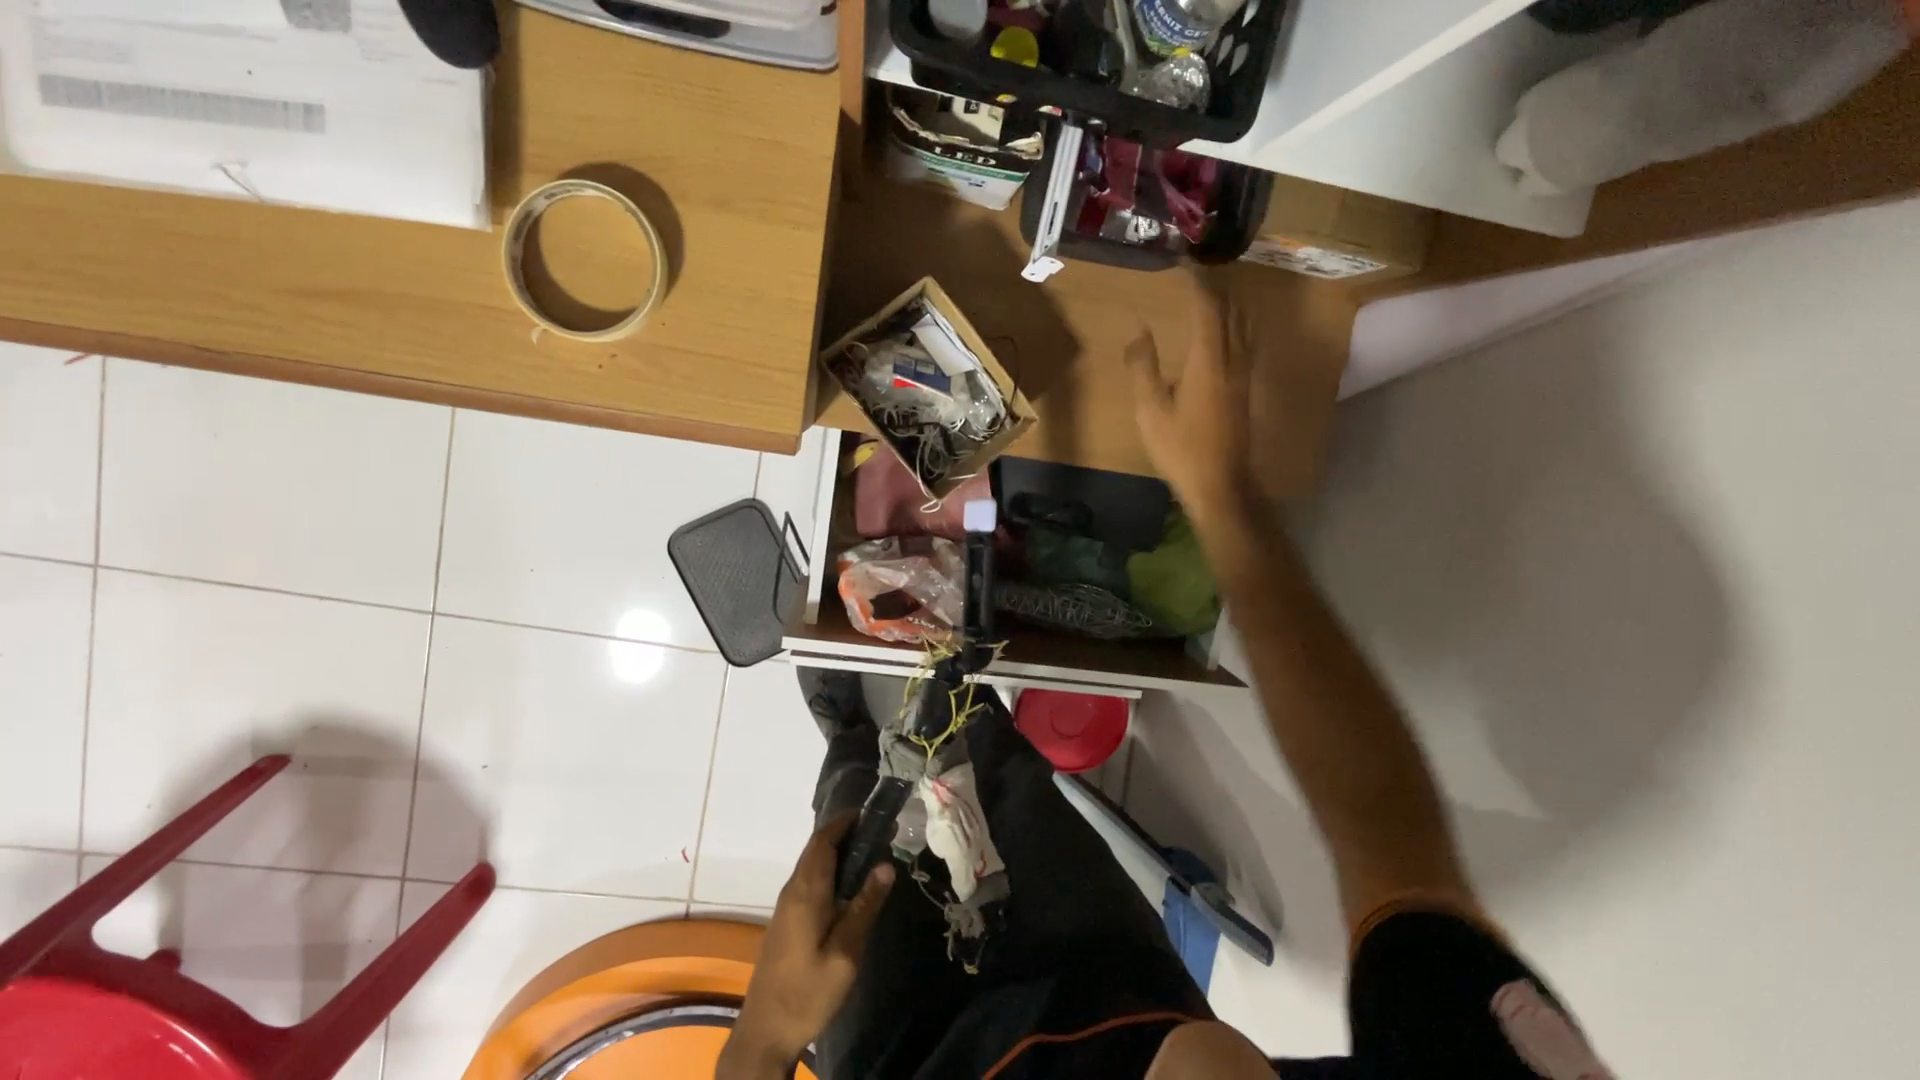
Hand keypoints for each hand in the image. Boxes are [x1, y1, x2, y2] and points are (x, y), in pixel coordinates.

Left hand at [719, 813, 895, 1077]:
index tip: (872, 813)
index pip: (822, 841)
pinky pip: (810, 884)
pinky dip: (831, 874)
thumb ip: (865, 907)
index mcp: (805, 893)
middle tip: (882, 834)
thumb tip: (886, 864)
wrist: (765, 1032)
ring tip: (874, 856)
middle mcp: (792, 892)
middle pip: (817, 850)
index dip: (844, 822)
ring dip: (839, 855)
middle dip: (846, 835)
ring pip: (813, 867)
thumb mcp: (846, 953)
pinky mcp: (786, 924)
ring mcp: (786, 909)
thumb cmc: (808, 993)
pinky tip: (851, 890)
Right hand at [1125, 273, 1257, 524]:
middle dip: (1213, 287)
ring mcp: (1245, 373)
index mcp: (1208, 359)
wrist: (1221, 484)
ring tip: (1207, 295)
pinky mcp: (1247, 387)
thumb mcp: (1150, 409)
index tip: (1180, 264)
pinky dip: (1233, 324)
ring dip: (1227, 304)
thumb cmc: (1180, 448)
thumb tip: (1137, 327)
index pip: (1207, 306)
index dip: (1195, 281)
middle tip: (1192, 274)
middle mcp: (1233, 358)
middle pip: (1230, 309)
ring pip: (1242, 324)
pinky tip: (1222, 332)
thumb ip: (1143, 365)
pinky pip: (1245, 340)